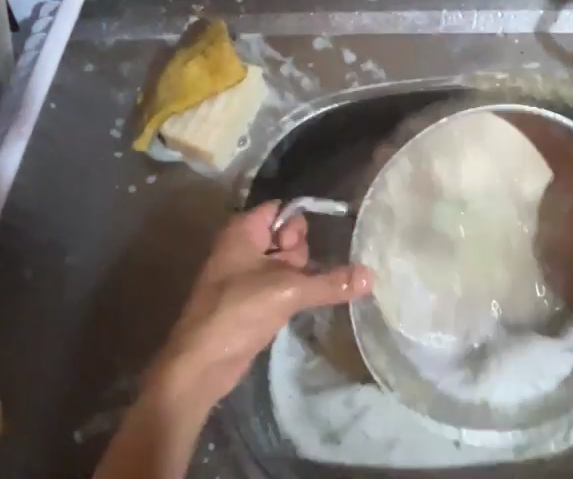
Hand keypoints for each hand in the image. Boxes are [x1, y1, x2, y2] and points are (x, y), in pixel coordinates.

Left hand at [148, 201, 373, 409]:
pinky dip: (293, 292)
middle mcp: (242, 246)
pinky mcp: (249, 300)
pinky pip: (279, 285)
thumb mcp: (289, 291)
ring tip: (304, 293)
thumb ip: (330, 282)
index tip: (317, 245)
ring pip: (285, 264)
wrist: (201, 364)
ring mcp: (244, 274)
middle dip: (301, 255)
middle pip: (286, 236)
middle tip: (296, 277)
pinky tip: (305, 304)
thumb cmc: (238, 311)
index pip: (282, 209)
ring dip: (300, 277)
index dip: (300, 224)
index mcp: (244, 230)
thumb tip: (371, 276)